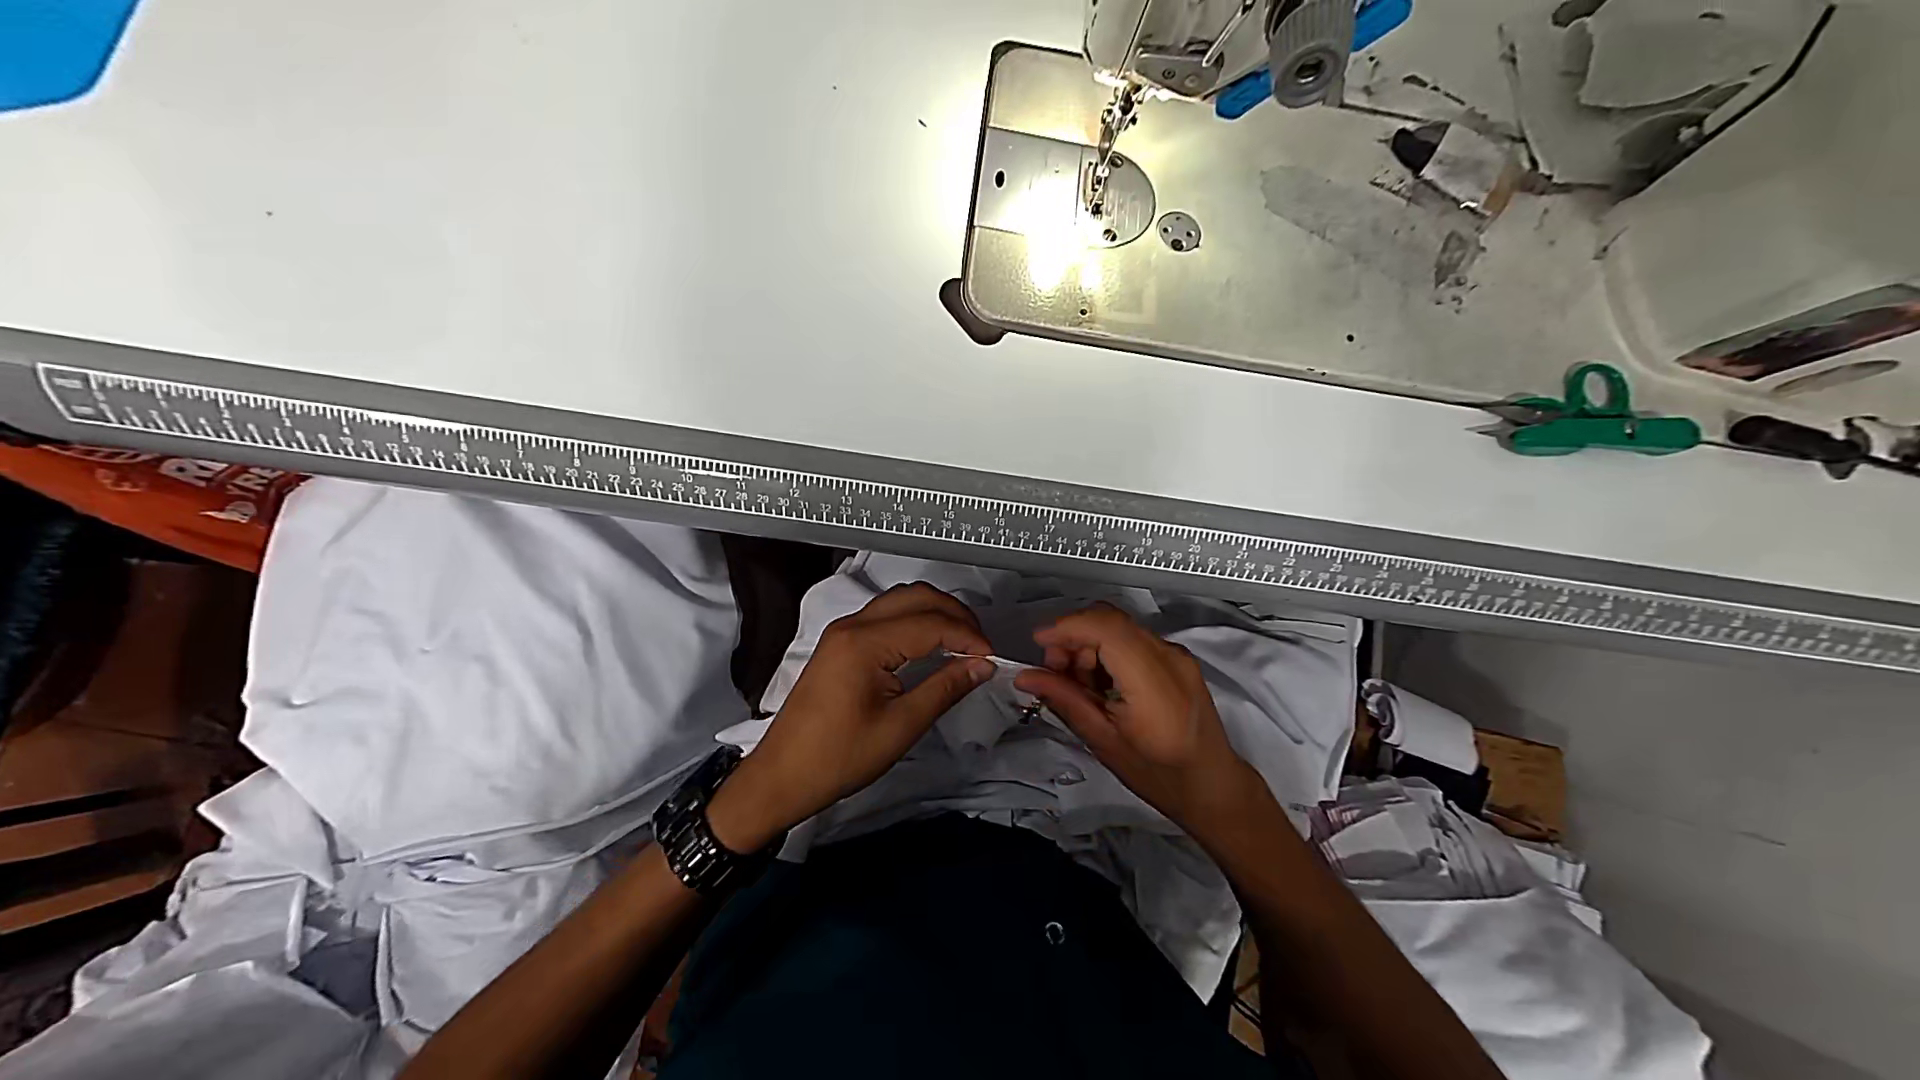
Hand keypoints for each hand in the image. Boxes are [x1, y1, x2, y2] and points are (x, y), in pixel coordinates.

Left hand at [706, 583, 993, 852]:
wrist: (782, 776)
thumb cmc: (836, 758)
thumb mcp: (900, 727)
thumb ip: (945, 688)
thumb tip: (981, 665)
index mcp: (864, 643)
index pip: (930, 622)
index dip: (967, 636)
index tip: (991, 656)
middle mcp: (851, 626)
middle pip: (916, 597)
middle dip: (955, 614)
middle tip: (980, 644)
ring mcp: (843, 632)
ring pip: (900, 601)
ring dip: (935, 613)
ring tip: (962, 643)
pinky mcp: (840, 644)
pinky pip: (885, 616)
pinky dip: (915, 621)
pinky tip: (932, 645)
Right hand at [1014, 603, 1270, 839]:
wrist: (1211, 785)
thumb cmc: (1163, 774)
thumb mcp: (1104, 741)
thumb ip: (1065, 701)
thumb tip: (1029, 678)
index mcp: (1153, 683)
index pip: (1106, 628)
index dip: (1067, 627)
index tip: (1040, 642)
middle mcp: (1169, 658)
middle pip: (1108, 621)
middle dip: (1073, 637)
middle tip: (1054, 671)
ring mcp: (1175, 654)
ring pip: (1117, 628)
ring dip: (1088, 645)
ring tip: (1078, 684)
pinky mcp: (1174, 658)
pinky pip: (1131, 639)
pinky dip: (1106, 652)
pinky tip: (1099, 683)